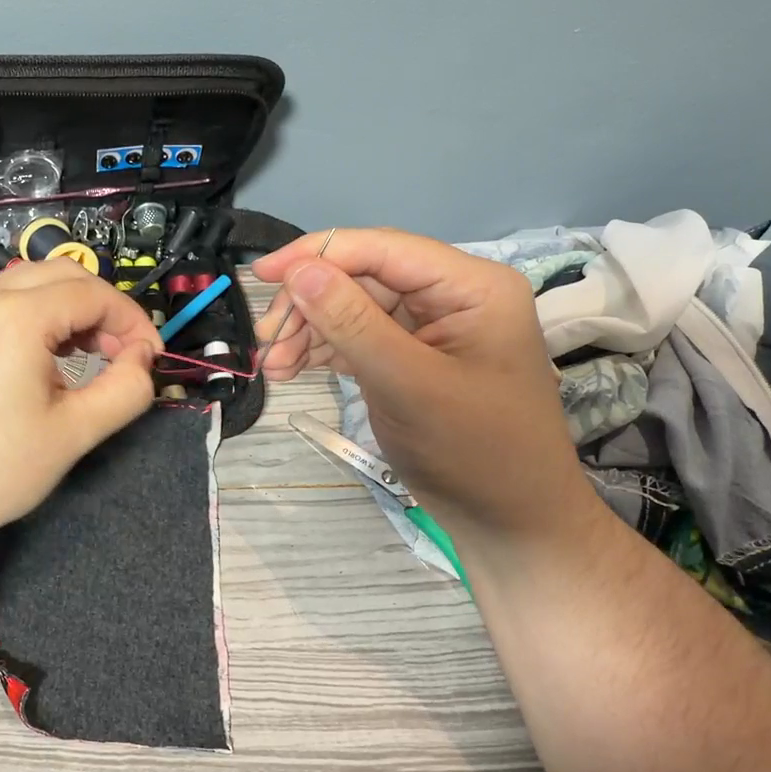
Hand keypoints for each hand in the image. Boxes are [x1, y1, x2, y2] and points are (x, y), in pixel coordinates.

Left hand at [0, 258, 160, 560]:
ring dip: (69, 305)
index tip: (150, 357)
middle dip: (102, 305)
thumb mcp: (76, 432)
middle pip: (63, 273)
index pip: (92, 293)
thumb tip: (143, 358)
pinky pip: (3, 299)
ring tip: (90, 352)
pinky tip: (48, 354)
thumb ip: (126, 388)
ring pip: (31, 280)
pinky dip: (36, 311)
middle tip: (122, 352)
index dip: (131, 319)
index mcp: (17, 318)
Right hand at [253, 228, 597, 538]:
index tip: (259, 276)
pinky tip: (289, 371)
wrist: (510, 523)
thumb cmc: (475, 451)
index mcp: (470, 287)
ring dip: (306, 331)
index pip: (381, 248)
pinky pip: (352, 338)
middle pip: (359, 277)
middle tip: (266, 342)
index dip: (317, 255)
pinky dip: (318, 351)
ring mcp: (427, 329)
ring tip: (272, 366)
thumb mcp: (408, 383)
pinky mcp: (407, 359)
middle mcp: (449, 297)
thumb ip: (352, 322)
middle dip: (308, 305)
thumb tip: (298, 272)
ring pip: (348, 308)